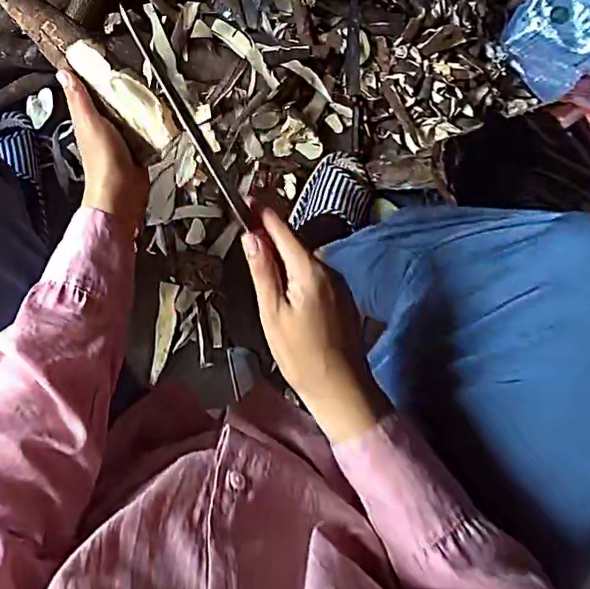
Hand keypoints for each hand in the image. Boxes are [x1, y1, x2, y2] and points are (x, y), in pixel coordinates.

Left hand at [59, 69, 146, 228]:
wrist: (123, 193)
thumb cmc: (102, 160)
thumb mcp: (89, 122)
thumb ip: (79, 99)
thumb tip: (63, 73)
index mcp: (87, 120)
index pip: (87, 91)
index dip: (92, 75)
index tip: (99, 56)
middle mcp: (103, 127)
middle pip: (110, 100)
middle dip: (118, 86)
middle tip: (130, 66)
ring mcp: (121, 137)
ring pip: (128, 112)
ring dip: (135, 101)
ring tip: (145, 83)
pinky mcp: (138, 146)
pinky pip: (143, 127)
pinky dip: (148, 119)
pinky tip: (155, 109)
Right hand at [242, 205, 387, 443]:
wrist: (342, 390)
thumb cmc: (301, 356)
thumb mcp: (272, 313)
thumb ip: (263, 270)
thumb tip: (251, 236)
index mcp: (309, 270)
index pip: (282, 229)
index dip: (262, 213)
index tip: (247, 198)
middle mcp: (328, 270)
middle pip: (294, 241)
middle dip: (270, 232)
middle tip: (246, 224)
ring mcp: (338, 283)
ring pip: (303, 257)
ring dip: (283, 252)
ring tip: (260, 255)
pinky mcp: (341, 297)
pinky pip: (314, 272)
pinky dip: (296, 269)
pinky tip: (284, 283)